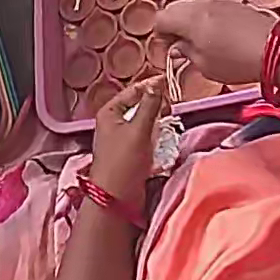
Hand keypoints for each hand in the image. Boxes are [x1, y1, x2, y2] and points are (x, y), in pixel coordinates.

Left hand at [88, 75, 166, 203]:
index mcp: (109, 112)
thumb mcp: (139, 129)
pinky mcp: (130, 152)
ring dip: (156, 118)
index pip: (132, 91)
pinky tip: (164, 134)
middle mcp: (113, 122)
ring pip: (143, 121)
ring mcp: (121, 138)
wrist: (117, 198)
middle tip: (170, 104)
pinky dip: (155, 133)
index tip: (167, 81)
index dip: (149, 86)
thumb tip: (156, 85)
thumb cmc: (124, 160)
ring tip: (169, 117)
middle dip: (154, 103)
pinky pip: (145, 135)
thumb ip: (149, 105)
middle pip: (137, 105)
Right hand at [153, 0, 277, 87]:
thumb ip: (186, 53)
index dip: (160, 35)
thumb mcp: (204, 65)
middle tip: (182, 46)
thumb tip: (178, 47)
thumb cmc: (236, 61)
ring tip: (202, 42)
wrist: (277, 49)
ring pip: (193, 7)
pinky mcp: (234, 4)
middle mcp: (200, 5)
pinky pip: (210, 8)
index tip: (170, 50)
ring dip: (190, 21)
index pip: (160, 19)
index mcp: (187, 19)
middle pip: (174, 9)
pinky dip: (207, 19)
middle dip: (173, 25)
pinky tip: (219, 37)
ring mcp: (218, 2)